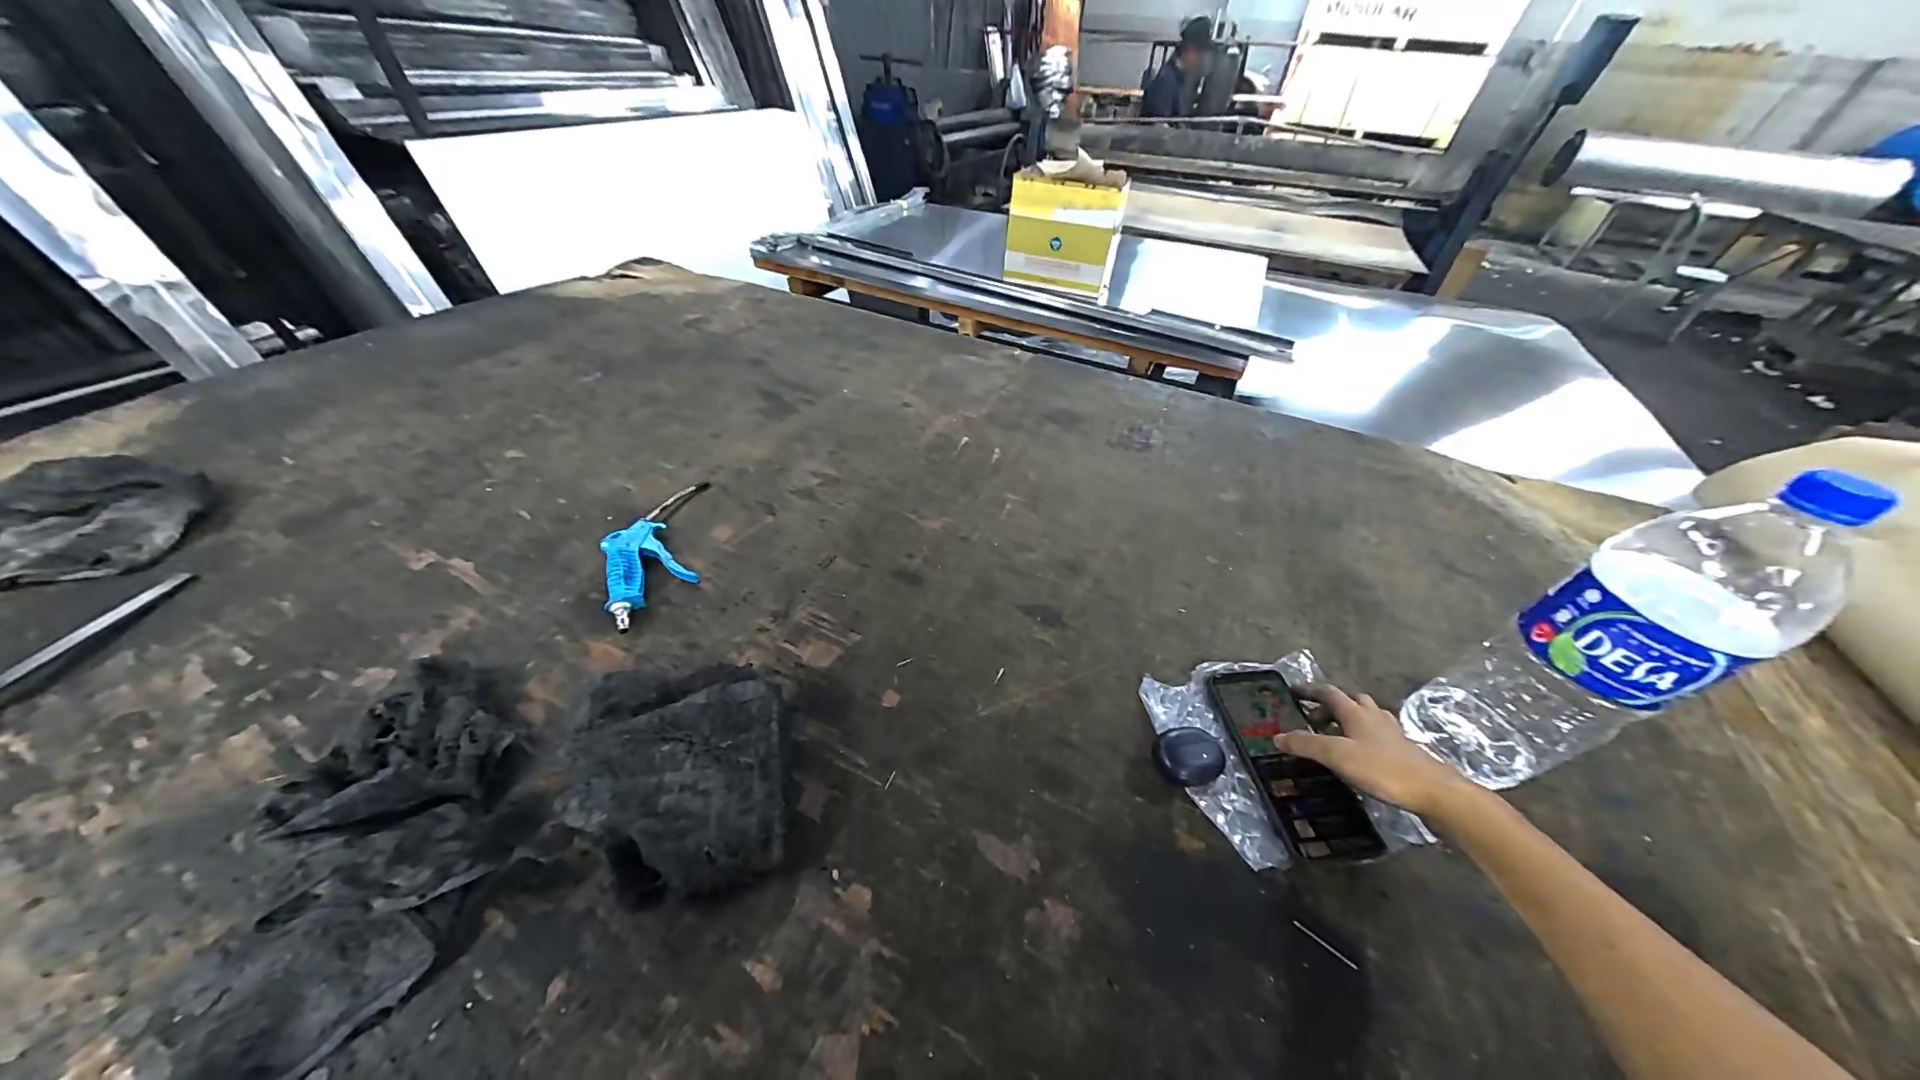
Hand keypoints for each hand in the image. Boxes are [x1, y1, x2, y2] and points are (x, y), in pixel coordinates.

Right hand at [1280, 685, 1479, 818]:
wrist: (1435, 792)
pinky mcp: (1403, 750)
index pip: (1329, 692)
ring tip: (1333, 736)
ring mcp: (1391, 733)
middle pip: (1350, 700)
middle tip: (1312, 720)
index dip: (1309, 690)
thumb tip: (1277, 737)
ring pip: (1365, 716)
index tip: (1292, 692)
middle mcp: (1374, 717)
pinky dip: (1362, 736)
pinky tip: (1358, 753)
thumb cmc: (1383, 769)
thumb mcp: (1337, 755)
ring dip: (1347, 720)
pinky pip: (1377, 734)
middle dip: (1329, 706)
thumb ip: (1306, 744)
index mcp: (1356, 712)